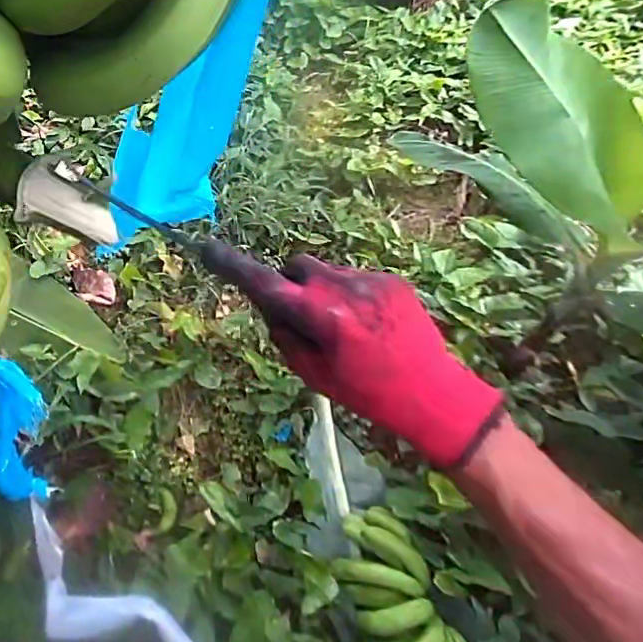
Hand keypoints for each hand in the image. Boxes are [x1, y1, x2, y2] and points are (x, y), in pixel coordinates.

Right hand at [201, 245, 503, 467]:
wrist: (435, 393)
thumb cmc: (367, 393)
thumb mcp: (313, 373)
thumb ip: (284, 334)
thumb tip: (270, 305)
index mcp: (322, 317)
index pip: (266, 284)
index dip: (232, 266)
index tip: (207, 247)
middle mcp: (344, 289)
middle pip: (297, 266)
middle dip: (290, 284)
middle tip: (302, 316)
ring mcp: (370, 280)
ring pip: (324, 271)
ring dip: (321, 290)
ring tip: (346, 327)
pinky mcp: (391, 279)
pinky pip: (353, 277)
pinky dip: (349, 294)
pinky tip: (369, 324)